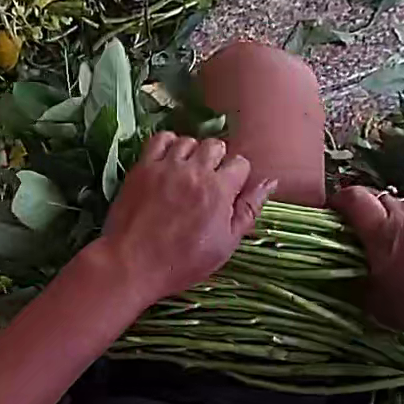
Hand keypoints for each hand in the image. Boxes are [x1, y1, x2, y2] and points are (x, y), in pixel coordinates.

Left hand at [92, 132, 275, 304]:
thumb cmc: (182, 262)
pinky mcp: (142, 168)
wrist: (132, 264)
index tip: (226, 194)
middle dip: (216, 161)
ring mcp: (166, 167)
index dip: (236, 178)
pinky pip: (159, 140)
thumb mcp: (225, 244)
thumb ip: (248, 210)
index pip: (240, 163)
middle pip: (215, 146)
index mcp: (219, 190)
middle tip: (206, 184)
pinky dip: (167, 145)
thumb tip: (271, 182)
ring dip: (192, 153)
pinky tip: (168, 162)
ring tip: (186, 174)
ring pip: (188, 141)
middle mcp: (194, 171)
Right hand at [332, 186, 403, 343]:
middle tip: (354, 236)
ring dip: (390, 222)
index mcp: (383, 230)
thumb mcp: (381, 307)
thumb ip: (357, 288)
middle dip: (362, 212)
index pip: (353, 197)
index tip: (328, 214)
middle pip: (378, 199)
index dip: (337, 201)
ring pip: (403, 209)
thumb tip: (342, 282)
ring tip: (389, 249)